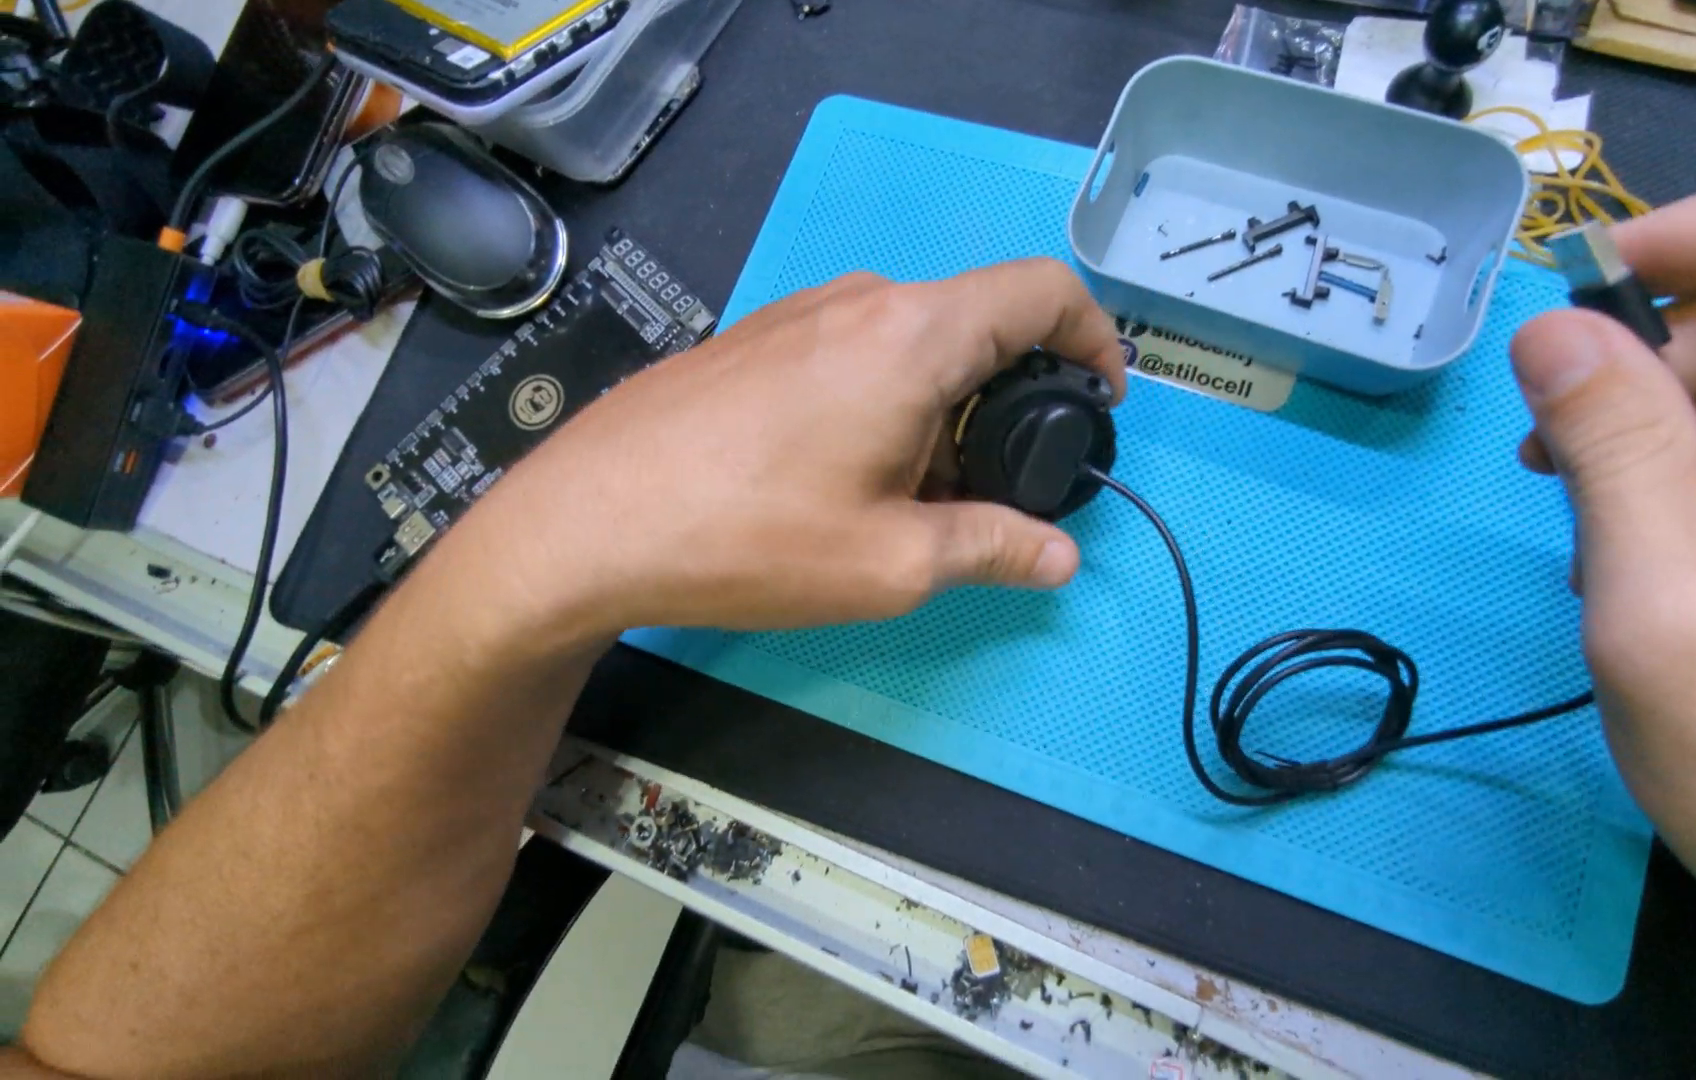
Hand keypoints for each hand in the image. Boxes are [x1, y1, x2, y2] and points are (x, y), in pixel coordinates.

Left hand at [449, 259, 1127, 641]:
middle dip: (1014, 399)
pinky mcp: (759, 337)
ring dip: (948, 409)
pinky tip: (853, 472)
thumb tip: (1061, 557)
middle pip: (978, 322)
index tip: (1102, 398)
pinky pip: (859, 352)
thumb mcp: (893, 561)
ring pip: (916, 342)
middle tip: (1002, 485)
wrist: (586, 524)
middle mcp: (863, 300)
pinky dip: (893, 401)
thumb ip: (995, 548)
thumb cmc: (753, 539)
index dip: (1094, 337)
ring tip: (921, 495)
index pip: (1042, 291)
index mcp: (914, 335)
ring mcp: (802, 312)